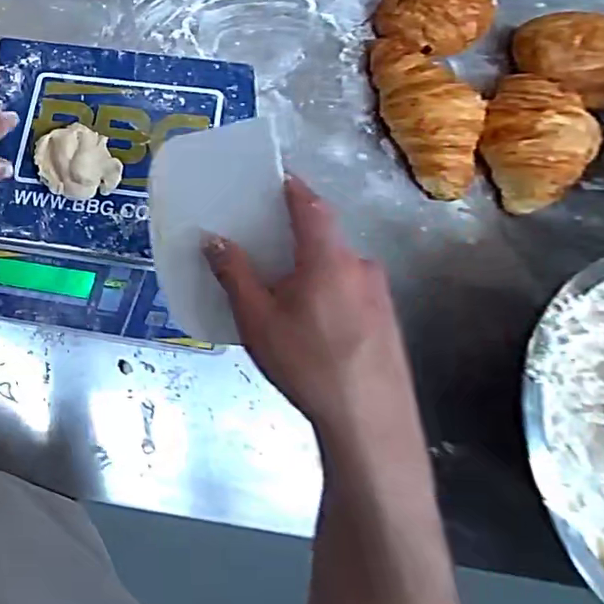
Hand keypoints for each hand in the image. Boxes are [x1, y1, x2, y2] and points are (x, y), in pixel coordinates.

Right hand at [202, 175, 413, 446]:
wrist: (372, 425)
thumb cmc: (308, 363)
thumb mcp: (257, 318)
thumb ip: (234, 273)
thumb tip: (214, 239)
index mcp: (329, 259)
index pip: (312, 207)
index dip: (294, 189)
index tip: (278, 178)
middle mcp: (361, 268)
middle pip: (326, 239)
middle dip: (297, 238)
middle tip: (267, 246)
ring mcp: (381, 297)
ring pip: (340, 268)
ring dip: (313, 268)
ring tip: (285, 291)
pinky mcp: (389, 324)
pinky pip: (352, 291)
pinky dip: (329, 291)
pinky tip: (313, 324)